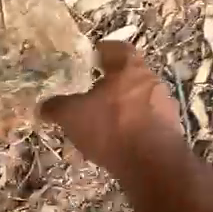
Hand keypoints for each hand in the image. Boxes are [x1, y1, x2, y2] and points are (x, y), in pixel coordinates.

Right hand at [41, 41, 184, 175]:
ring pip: (137, 98)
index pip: (118, 49)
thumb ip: (56, 106)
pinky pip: (144, 120)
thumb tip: (44, 105)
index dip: (104, 50)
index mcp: (129, 69)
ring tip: (100, 121)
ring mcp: (163, 104)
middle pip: (129, 75)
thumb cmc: (111, 127)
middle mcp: (151, 81)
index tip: (92, 54)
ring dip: (121, 105)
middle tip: (91, 91)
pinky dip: (129, 125)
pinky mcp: (168, 127)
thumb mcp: (71, 115)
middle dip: (111, 82)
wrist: (151, 162)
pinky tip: (115, 140)